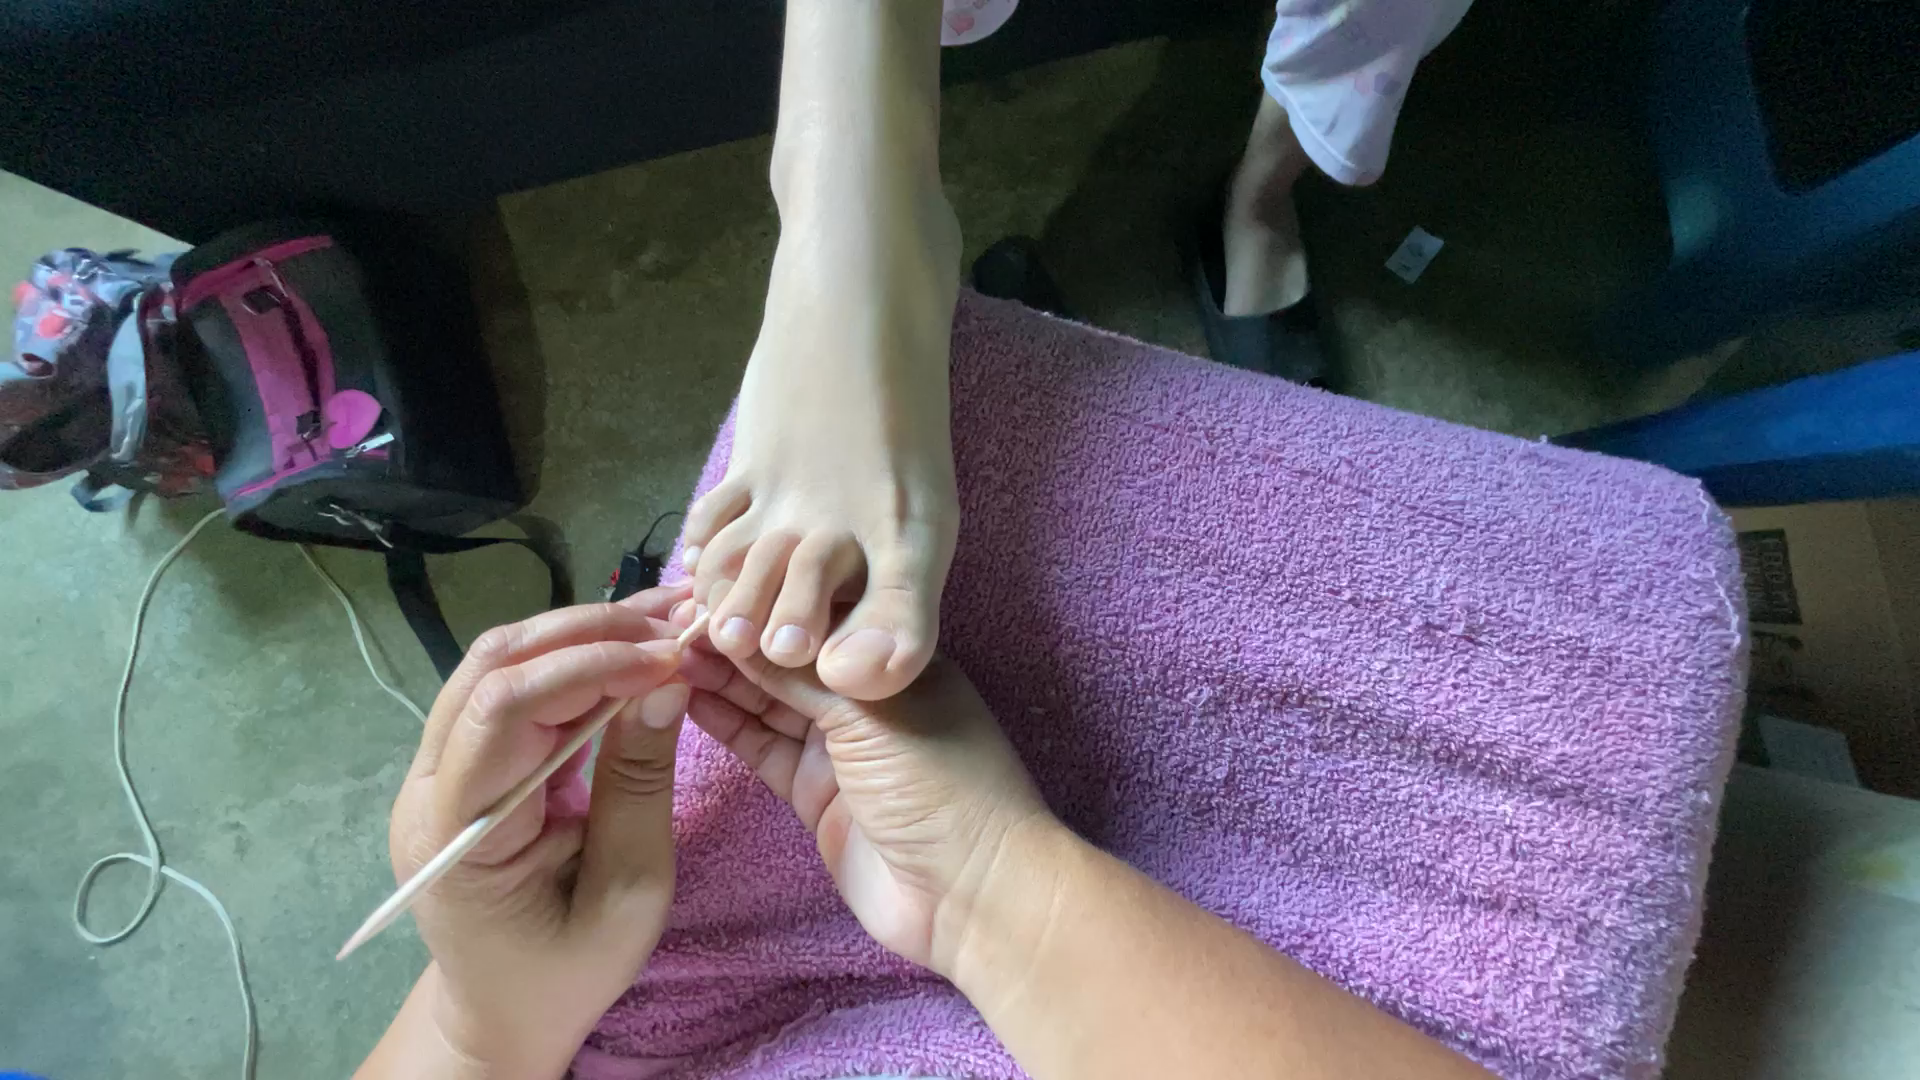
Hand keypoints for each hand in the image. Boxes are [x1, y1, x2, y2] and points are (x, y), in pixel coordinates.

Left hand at [382, 585, 692, 1075]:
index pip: (505, 706)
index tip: (671, 660)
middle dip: (592, 630)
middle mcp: (432, 783)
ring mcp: (444, 768)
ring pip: (504, 661)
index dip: (591, 665)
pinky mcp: (472, 762)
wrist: (504, 1013)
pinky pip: (520, 685)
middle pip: (496, 665)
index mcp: (460, 830)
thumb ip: (641, 779)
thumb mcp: (630, 886)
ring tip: (663, 620)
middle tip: (675, 622)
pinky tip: (633, 648)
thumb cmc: (569, 969)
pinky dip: (582, 657)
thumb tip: (667, 678)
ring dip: (587, 632)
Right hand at [677, 633, 1052, 976]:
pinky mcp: (812, 789)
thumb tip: (739, 624)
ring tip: (668, 652)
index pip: (819, 618)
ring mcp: (837, 745)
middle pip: (789, 659)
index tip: (709, 587)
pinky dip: (729, 724)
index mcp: (890, 661)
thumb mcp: (874, 712)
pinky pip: (763, 747)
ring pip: (769, 702)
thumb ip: (803, 674)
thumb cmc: (939, 780)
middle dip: (736, 639)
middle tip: (674, 619)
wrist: (966, 892)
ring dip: (723, 678)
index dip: (767, 603)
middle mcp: (863, 695)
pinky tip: (688, 697)